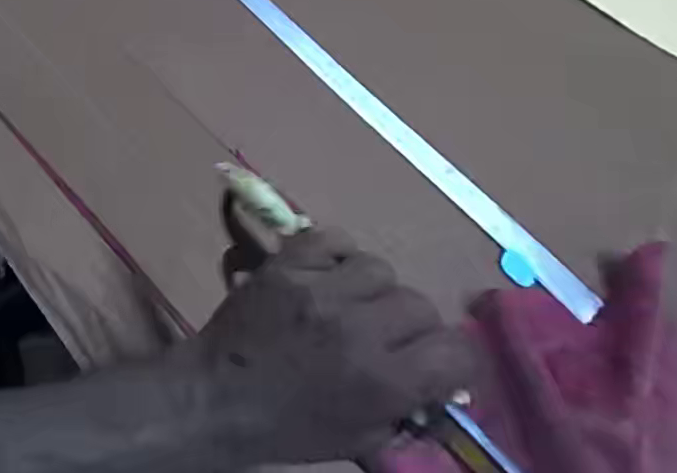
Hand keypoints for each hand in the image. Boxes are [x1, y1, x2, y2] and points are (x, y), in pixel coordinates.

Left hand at [174, 225, 474, 465]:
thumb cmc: (292, 427)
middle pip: (419, 303)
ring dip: (375, 288)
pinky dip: (337, 253)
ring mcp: (316, 288)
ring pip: (378, 267)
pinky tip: (328, 274)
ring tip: (354, 304)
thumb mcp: (365, 437)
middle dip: (413, 326)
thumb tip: (441, 380)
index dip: (452, 361)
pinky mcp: (284, 264)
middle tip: (388, 336)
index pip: (456, 350)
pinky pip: (330, 239)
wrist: (220, 394)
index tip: (435, 365)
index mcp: (384, 379)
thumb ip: (408, 404)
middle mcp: (357, 326)